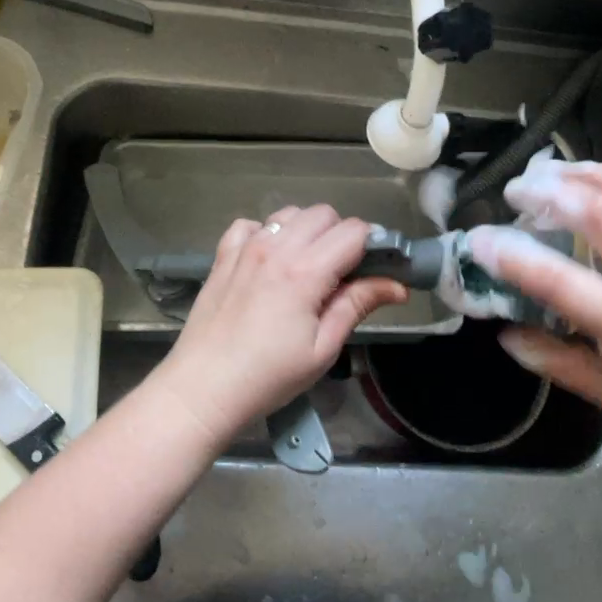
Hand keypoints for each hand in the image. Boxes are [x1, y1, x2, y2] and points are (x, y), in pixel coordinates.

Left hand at [147, 206, 407, 445]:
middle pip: (322, 214)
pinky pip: (249, 225)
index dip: (371, 245)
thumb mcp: (323, 348)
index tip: (375, 269)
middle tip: (341, 273)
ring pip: (287, 214)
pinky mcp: (223, 257)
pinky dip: (265, 233)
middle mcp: (275, 248)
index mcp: (305, 271)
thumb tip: (397, 285)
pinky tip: (268, 261)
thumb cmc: (269, 376)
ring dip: (305, 231)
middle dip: (340, 235)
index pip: (353, 231)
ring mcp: (245, 248)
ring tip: (305, 267)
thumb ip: (357, 305)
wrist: (203, 388)